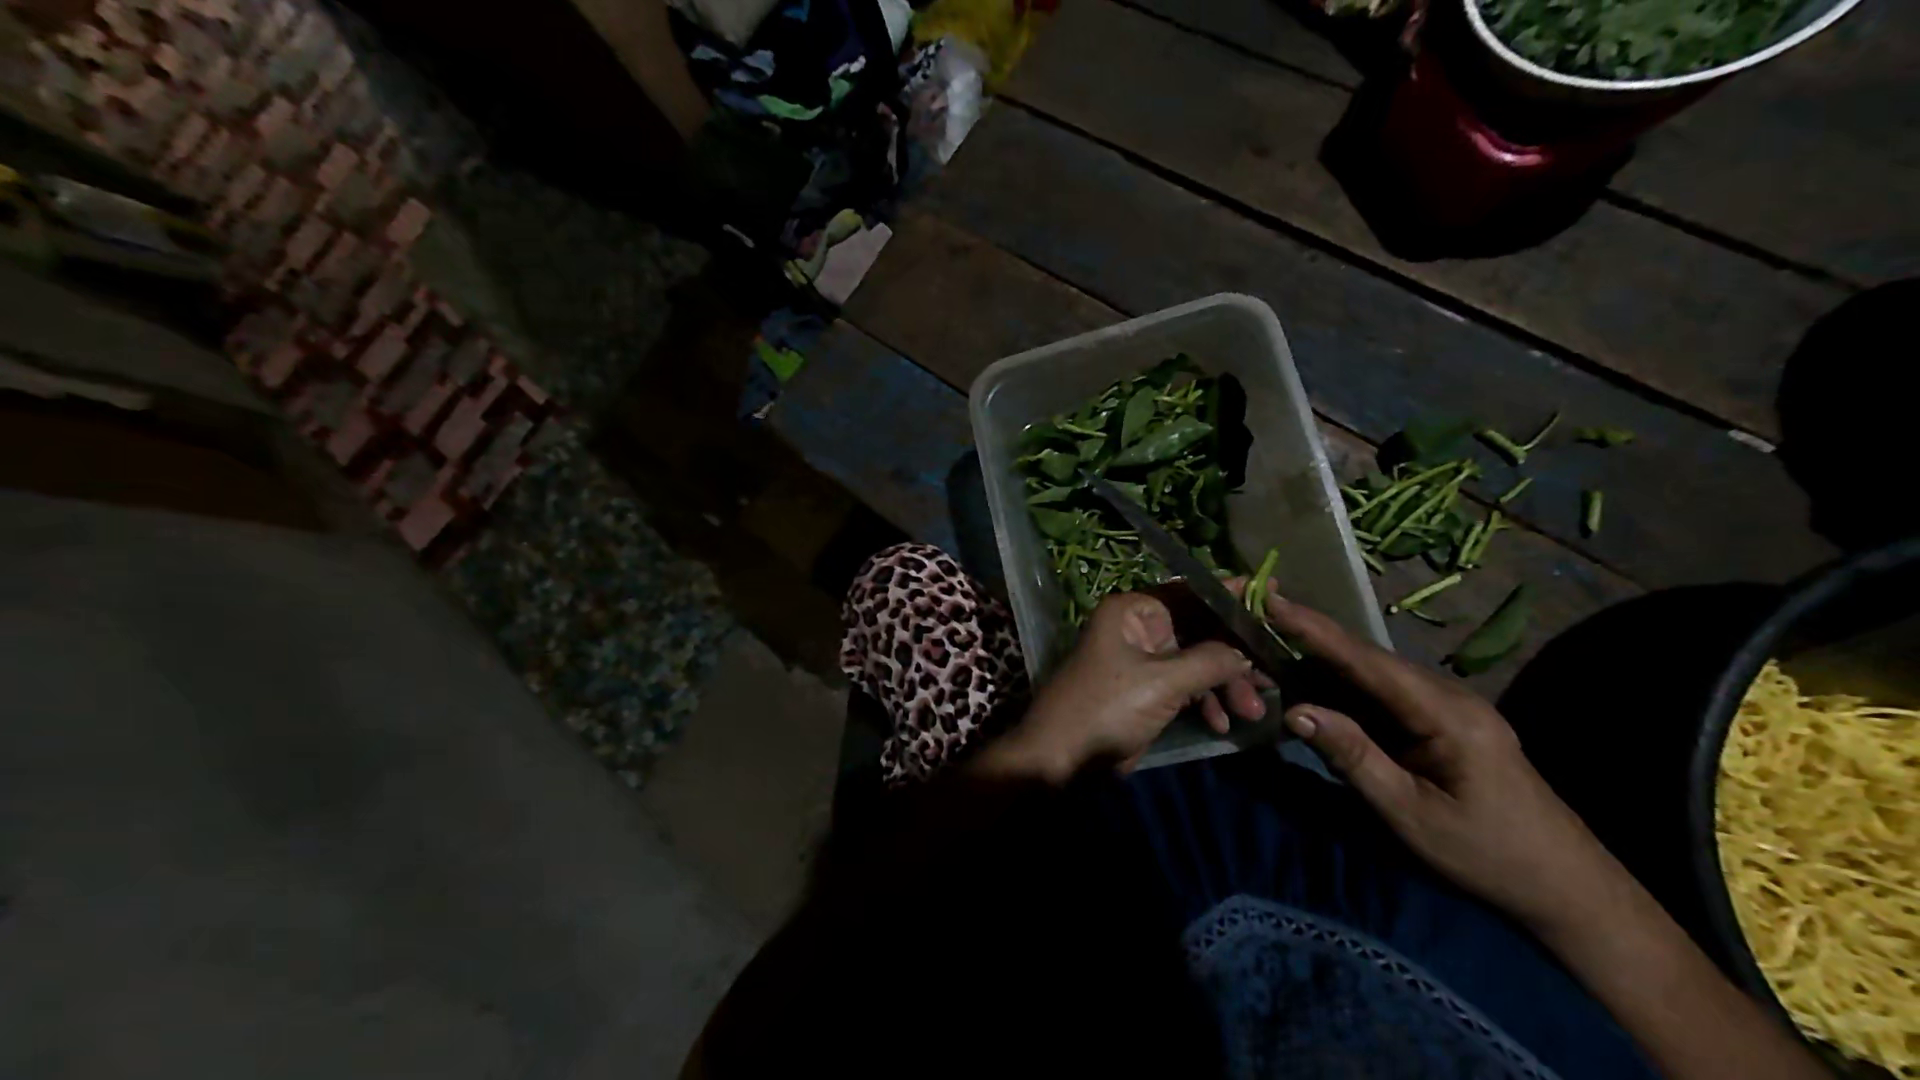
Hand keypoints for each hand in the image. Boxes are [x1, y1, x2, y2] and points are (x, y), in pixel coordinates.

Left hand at [975, 592, 1268, 783]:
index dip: (1230, 595)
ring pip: (1197, 662)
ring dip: (1225, 685)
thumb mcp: (1163, 682)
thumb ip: (1210, 661)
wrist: (1062, 758)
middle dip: (1235, 656)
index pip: (1190, 593)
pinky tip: (1223, 724)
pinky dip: (1205, 701)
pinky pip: (1185, 686)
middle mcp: (1138, 629)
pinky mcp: (1146, 691)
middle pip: (1199, 630)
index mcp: (1133, 611)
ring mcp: (1142, 661)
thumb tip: (1245, 652)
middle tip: (1273, 675)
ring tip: (1253, 711)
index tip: (1270, 594)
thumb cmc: (1107, 708)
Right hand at [1263, 594, 1619, 929]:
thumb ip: (1352, 756)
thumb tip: (1295, 710)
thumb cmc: (1487, 854)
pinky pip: (1386, 694)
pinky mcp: (1446, 721)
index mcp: (1447, 714)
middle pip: (1369, 660)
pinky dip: (1346, 688)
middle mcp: (1450, 696)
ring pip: (1375, 674)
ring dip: (1326, 664)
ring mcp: (1451, 706)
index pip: (1368, 661)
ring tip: (1276, 652)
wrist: (1566, 887)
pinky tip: (1317, 689)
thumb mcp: (1409, 812)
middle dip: (1313, 640)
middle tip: (1261, 624)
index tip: (1274, 603)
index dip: (1316, 631)